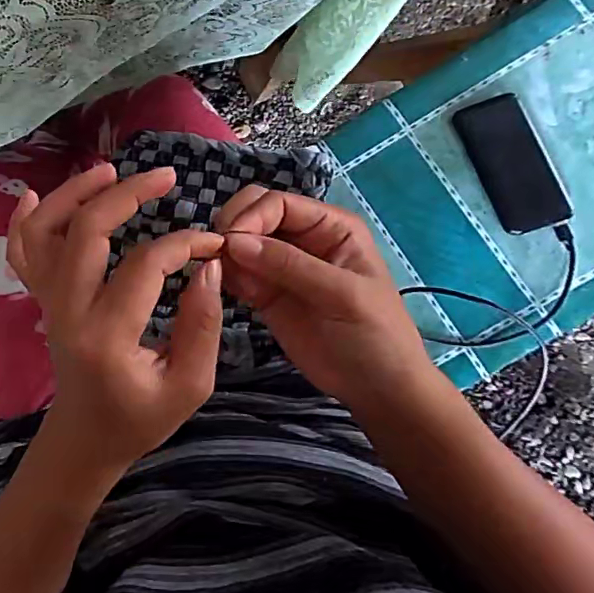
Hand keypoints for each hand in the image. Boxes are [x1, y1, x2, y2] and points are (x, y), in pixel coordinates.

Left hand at [8, 163, 224, 475]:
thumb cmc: (139, 418)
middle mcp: (67, 310)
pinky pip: (21, 253)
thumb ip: (202, 325)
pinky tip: (34, 195)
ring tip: (108, 170)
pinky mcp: (40, 298)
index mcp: (107, 336)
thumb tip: (208, 265)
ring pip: (43, 233)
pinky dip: (22, 221)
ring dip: (71, 194)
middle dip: (125, 195)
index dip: (183, 244)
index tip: (212, 242)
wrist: (84, 436)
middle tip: (163, 176)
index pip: (144, 266)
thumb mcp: (189, 386)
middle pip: (84, 233)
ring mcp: (47, 301)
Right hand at [212, 187, 444, 410]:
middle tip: (218, 253)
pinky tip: (221, 286)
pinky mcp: (261, 289)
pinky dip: (221, 273)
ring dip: (222, 251)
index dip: (251, 216)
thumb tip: (234, 241)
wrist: (376, 389)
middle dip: (231, 227)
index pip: (278, 203)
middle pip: (251, 212)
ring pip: (236, 239)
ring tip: (217, 272)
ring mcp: (278, 263)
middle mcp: (301, 237)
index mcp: (329, 226)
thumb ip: (290, 265)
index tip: (230, 241)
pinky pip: (232, 269)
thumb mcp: (342, 295)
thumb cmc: (376, 336)